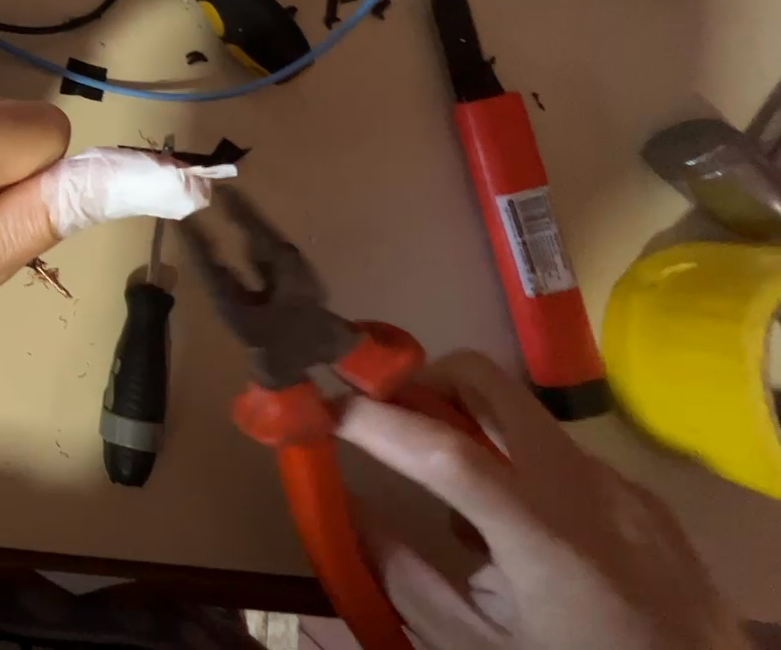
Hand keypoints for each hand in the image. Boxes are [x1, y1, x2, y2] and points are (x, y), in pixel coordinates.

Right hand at [337, 351, 749, 649]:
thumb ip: (402, 575)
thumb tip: (344, 505)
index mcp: (550, 542)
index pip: (443, 449)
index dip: (370, 419)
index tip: (311, 408)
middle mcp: (590, 494)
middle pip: (484, 383)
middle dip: (413, 381)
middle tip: (373, 415)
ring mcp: (624, 491)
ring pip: (514, 411)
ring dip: (456, 419)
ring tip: (438, 486)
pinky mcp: (644, 501)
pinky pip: (552, 450)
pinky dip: (505, 458)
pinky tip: (503, 521)